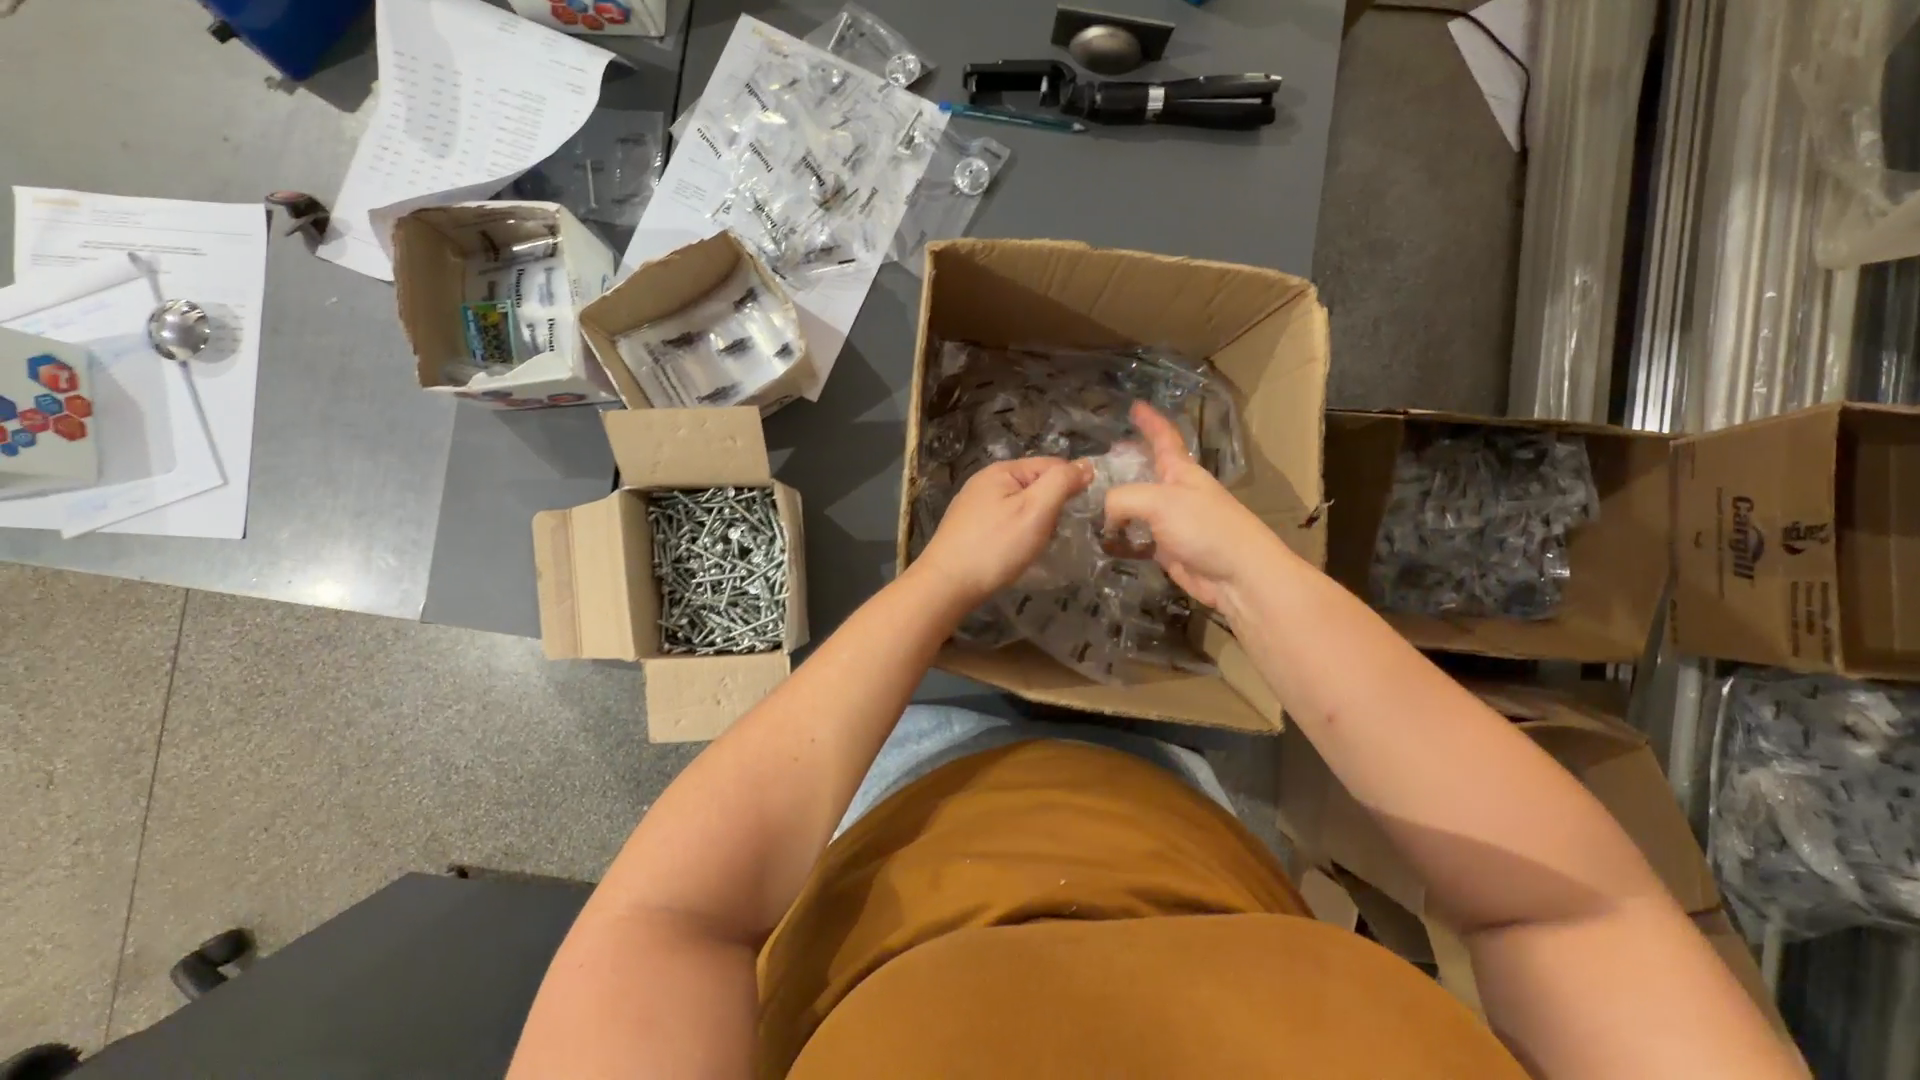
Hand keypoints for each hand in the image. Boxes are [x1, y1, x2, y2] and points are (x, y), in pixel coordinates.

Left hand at [913, 457, 1091, 607]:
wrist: (947, 584)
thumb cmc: (996, 546)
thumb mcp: (1036, 510)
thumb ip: (1062, 482)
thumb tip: (1086, 465)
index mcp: (1003, 470)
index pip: (1052, 464)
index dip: (1071, 484)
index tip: (1078, 513)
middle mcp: (986, 480)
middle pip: (1036, 484)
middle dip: (1052, 506)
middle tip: (1052, 533)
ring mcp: (974, 504)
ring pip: (1021, 504)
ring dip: (1035, 521)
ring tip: (1034, 544)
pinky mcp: (968, 526)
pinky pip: (1004, 520)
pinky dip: (1016, 532)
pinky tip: (1014, 550)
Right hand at [1104, 401, 1291, 615]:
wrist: (1238, 576)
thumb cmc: (1206, 528)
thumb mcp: (1160, 501)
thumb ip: (1123, 499)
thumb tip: (1106, 516)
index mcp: (1180, 470)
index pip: (1164, 437)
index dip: (1150, 421)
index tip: (1136, 405)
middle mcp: (1175, 492)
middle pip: (1145, 472)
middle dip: (1125, 463)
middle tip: (1098, 460)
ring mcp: (1171, 522)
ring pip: (1136, 507)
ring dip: (1114, 505)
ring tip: (1086, 501)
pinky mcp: (1166, 549)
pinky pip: (1135, 538)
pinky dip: (1118, 539)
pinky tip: (1100, 539)